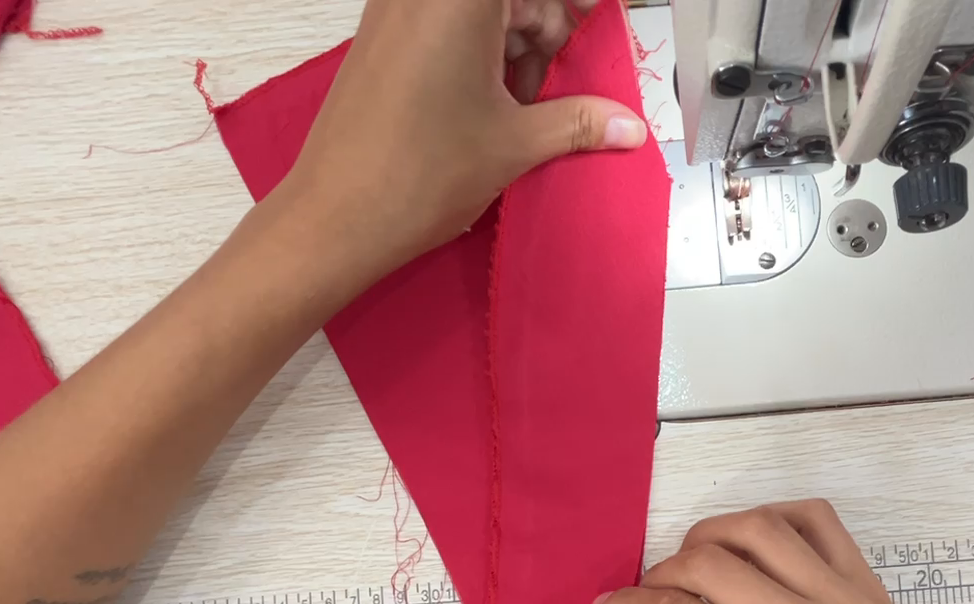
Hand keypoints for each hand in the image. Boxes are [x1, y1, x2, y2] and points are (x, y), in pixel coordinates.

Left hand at [272, 0, 648, 291]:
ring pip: (484, 13)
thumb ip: (579, 123)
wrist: (340, 213)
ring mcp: (400, 6)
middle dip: (549, 34)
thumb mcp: (515, 145)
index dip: (577, 13)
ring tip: (527, 114)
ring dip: (518, 51)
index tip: (600, 36)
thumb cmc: (427, 172)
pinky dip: (484, 57)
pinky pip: (451, 27)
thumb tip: (633, 127)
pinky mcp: (386, 33)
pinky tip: (495, 109)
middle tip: (566, 93)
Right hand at [592, 501, 952, 603]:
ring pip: (757, 528)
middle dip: (662, 572)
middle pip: (710, 565)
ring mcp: (844, 599)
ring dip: (708, 535)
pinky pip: (813, 516)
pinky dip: (770, 516)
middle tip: (654, 594)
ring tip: (697, 563)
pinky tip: (751, 544)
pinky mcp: (867, 580)